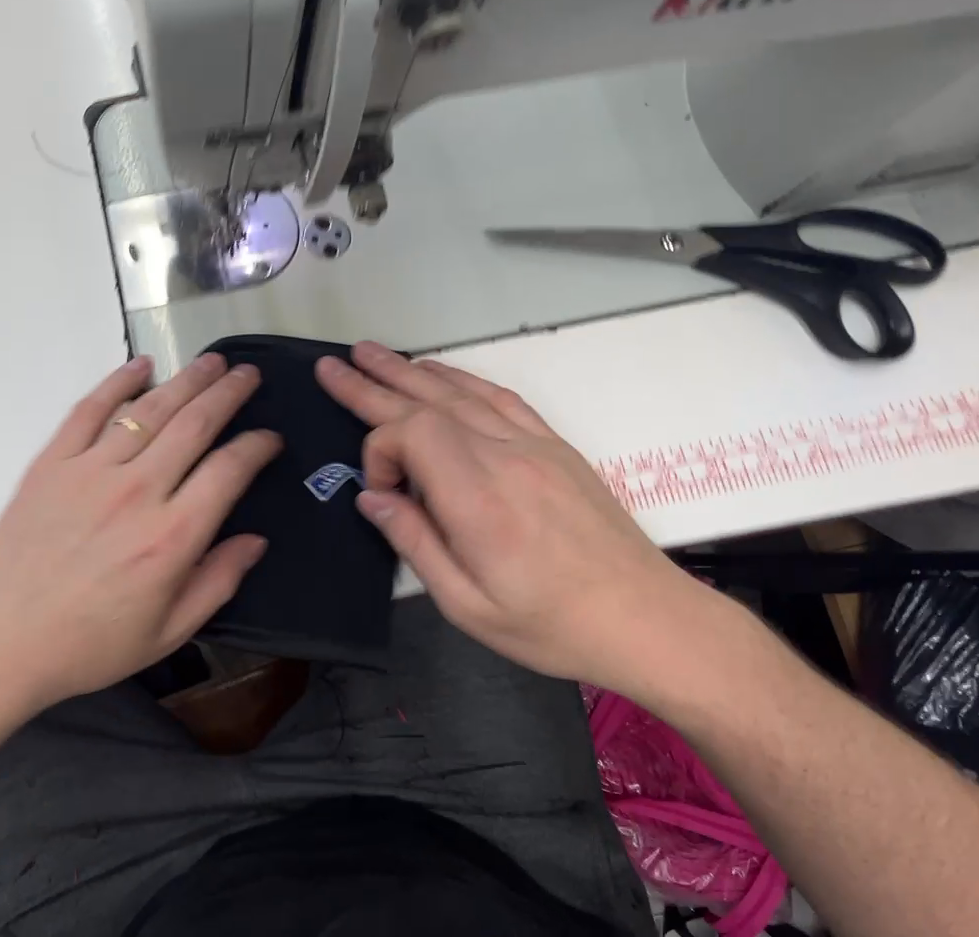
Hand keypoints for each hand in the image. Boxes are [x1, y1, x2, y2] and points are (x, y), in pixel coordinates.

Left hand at [0, 353, 280, 716]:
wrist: (2, 640)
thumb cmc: (89, 645)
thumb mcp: (167, 633)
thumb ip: (217, 582)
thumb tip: (255, 540)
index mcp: (172, 536)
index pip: (229, 470)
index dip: (257, 446)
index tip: (270, 438)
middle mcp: (137, 491)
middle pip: (195, 425)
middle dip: (228, 394)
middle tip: (248, 375)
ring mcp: (90, 470)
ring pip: (149, 410)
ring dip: (185, 380)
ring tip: (210, 362)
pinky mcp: (51, 462)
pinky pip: (89, 410)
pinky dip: (117, 382)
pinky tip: (140, 366)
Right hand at [315, 342, 709, 689]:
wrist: (647, 619)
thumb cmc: (550, 624)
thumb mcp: (467, 604)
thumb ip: (413, 542)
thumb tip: (371, 497)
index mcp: (477, 499)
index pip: (410, 434)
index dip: (379, 453)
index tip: (383, 494)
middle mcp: (503, 457)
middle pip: (425, 402)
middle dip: (372, 382)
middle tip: (330, 365)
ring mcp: (533, 445)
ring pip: (459, 392)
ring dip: (409, 370)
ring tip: (371, 353)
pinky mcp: (555, 447)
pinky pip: (500, 398)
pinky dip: (461, 380)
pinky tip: (438, 373)